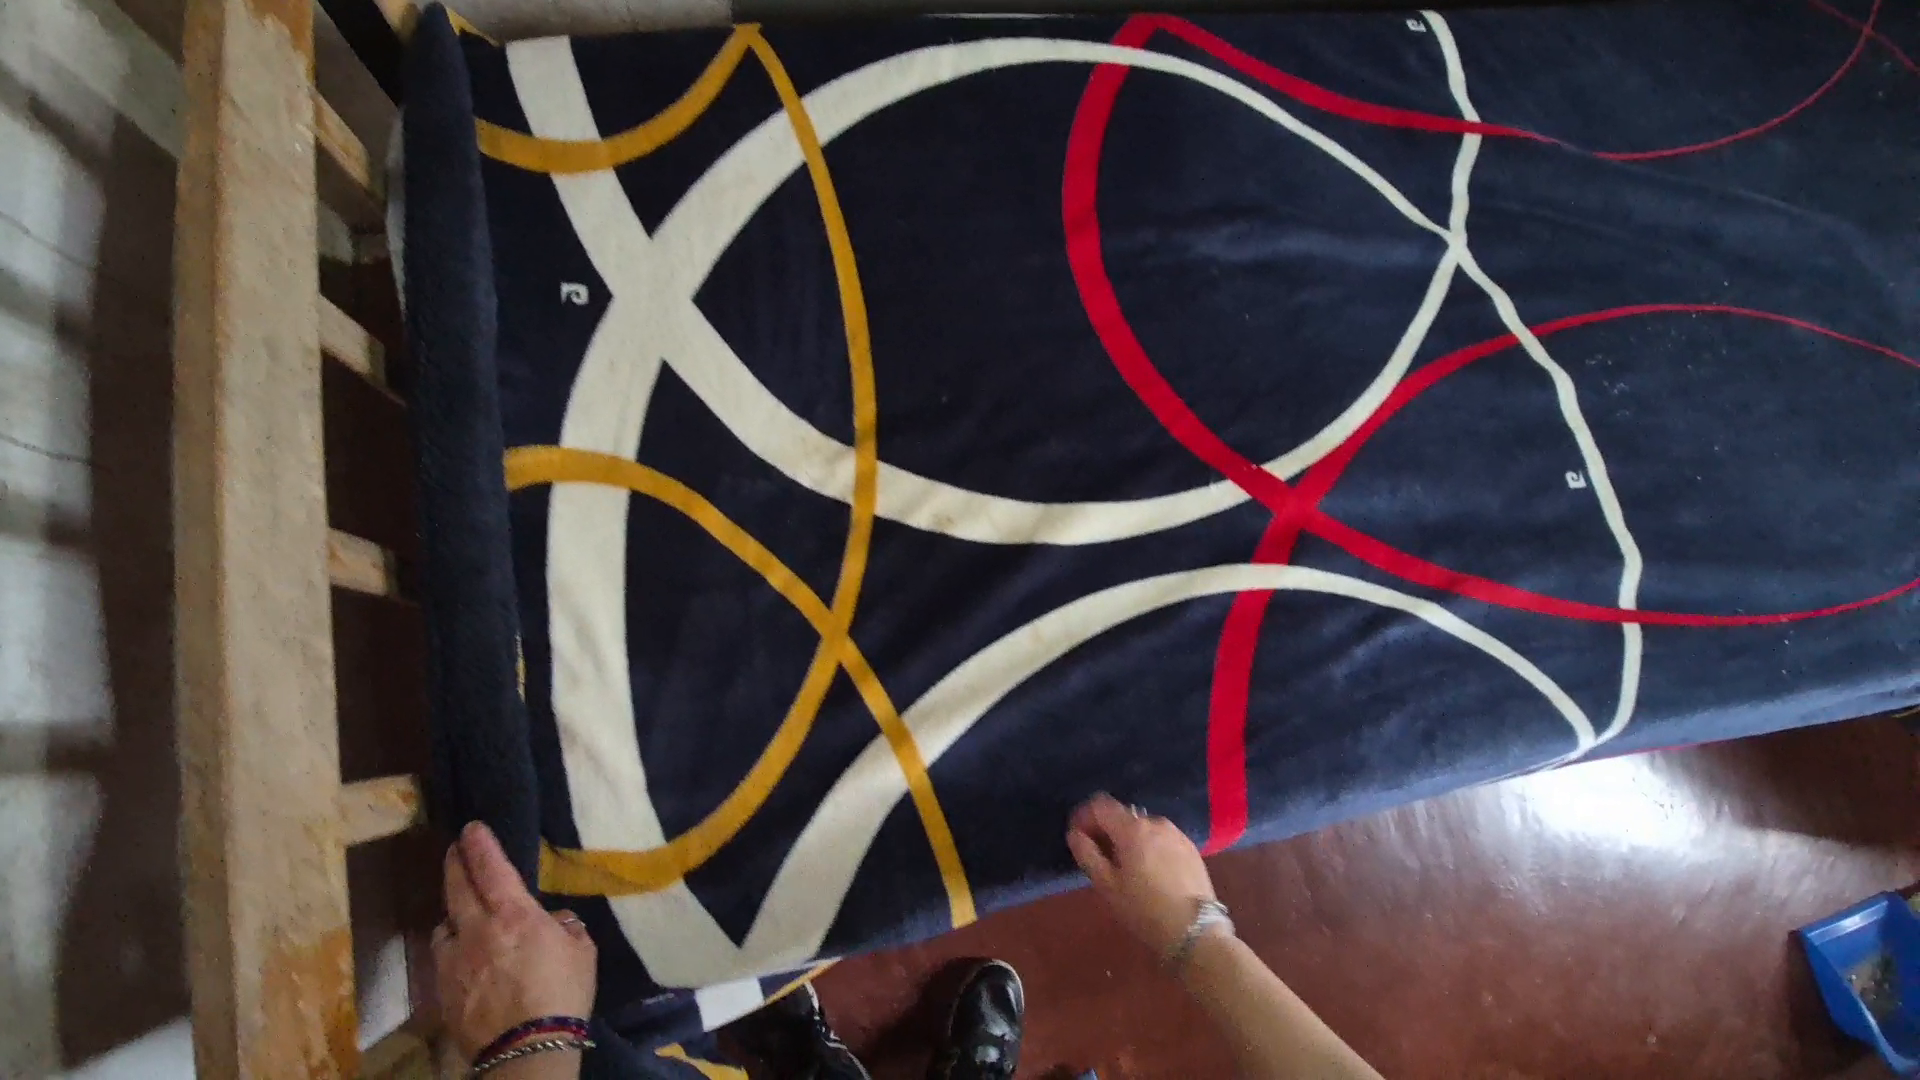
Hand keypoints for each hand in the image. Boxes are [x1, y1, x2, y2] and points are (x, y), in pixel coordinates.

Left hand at [433, 822, 596, 1060]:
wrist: (526, 1047)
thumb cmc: (562, 990)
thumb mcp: (581, 948)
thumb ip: (565, 926)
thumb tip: (554, 922)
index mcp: (514, 914)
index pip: (490, 868)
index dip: (479, 844)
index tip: (471, 827)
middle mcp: (477, 930)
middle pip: (457, 889)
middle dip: (455, 864)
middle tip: (454, 848)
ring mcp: (455, 962)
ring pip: (444, 925)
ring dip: (452, 912)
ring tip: (460, 911)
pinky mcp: (443, 991)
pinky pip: (444, 957)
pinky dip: (452, 947)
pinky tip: (462, 953)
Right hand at [1066, 794, 1216, 957]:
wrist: (1196, 932)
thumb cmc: (1144, 910)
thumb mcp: (1107, 886)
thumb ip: (1087, 854)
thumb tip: (1075, 834)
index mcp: (1132, 829)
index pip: (1100, 804)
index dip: (1085, 816)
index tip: (1079, 837)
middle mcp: (1155, 822)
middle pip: (1122, 814)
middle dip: (1106, 829)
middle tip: (1100, 856)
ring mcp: (1176, 833)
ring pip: (1142, 826)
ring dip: (1128, 838)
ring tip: (1126, 866)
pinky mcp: (1190, 847)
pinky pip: (1161, 837)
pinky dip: (1149, 845)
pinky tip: (1150, 871)